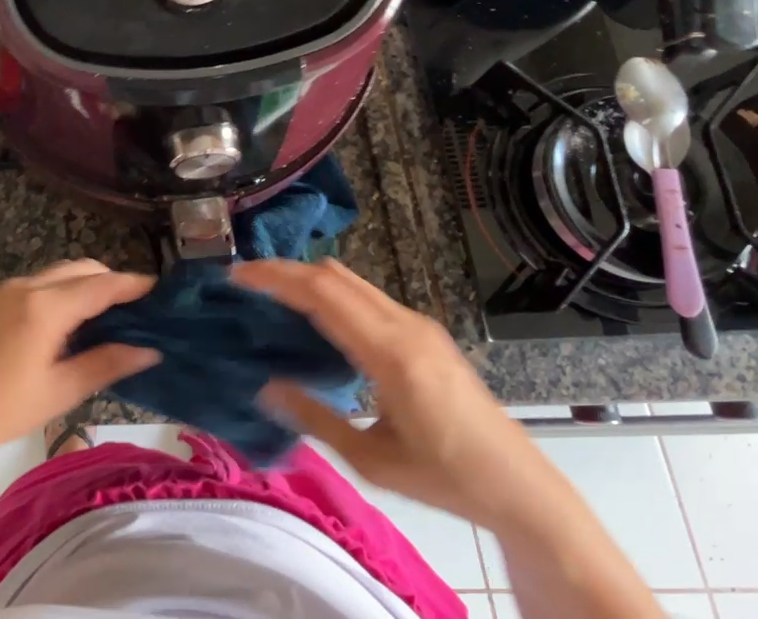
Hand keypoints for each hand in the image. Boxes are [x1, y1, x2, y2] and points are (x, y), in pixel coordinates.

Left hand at [0, 259, 159, 466]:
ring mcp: (9, 291)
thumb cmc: (5, 409)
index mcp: (44, 306)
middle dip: (113, 282)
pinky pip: (43, 285)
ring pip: (61, 274)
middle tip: (142, 311)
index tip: (165, 292)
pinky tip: (80, 323)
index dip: (134, 285)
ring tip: (116, 318)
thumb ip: (107, 363)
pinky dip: (67, 292)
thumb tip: (150, 349)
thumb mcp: (62, 390)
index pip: (101, 285)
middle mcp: (27, 287)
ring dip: (89, 285)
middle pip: (81, 269)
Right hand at [232, 259, 572, 532]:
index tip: (236, 275)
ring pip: (352, 282)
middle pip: (335, 276)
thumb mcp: (370, 459)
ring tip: (269, 295)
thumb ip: (315, 418)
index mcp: (391, 354)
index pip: (322, 294)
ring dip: (308, 279)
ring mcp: (419, 326)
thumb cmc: (445, 478)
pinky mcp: (425, 334)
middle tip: (244, 281)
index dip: (275, 278)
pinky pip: (367, 298)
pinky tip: (313, 317)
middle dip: (285, 270)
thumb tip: (265, 387)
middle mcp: (406, 326)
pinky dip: (330, 294)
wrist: (521, 487)